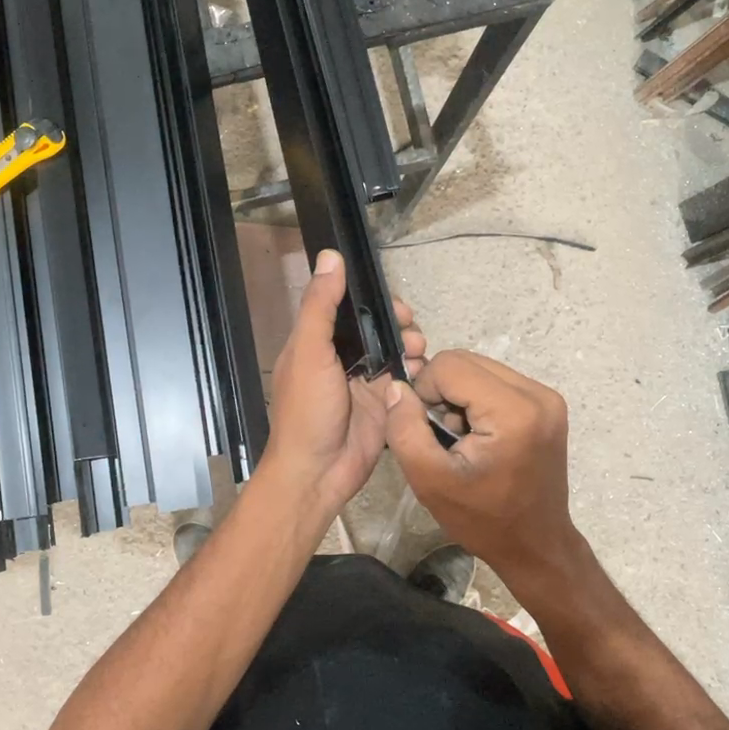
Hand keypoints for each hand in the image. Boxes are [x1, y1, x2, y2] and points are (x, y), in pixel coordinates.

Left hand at [256, 249, 425, 514]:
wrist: (318, 472)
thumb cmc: (307, 411)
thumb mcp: (309, 352)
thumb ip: (320, 306)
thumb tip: (330, 256)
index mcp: (315, 343)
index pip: (345, 308)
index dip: (370, 299)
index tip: (392, 300)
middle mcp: (339, 359)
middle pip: (374, 327)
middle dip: (396, 322)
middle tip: (411, 327)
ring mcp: (362, 383)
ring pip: (393, 350)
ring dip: (409, 345)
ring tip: (417, 351)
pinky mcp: (383, 405)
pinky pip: (404, 378)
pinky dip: (416, 371)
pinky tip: (422, 371)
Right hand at [384, 350, 597, 590]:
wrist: (534, 546)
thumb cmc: (482, 519)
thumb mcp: (428, 479)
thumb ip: (404, 428)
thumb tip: (397, 388)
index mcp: (514, 411)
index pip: (449, 365)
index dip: (424, 391)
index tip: (426, 430)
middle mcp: (537, 394)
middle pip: (465, 361)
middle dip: (441, 392)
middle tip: (441, 435)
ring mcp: (546, 397)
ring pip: (478, 368)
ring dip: (456, 396)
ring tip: (458, 438)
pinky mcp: (546, 405)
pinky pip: (495, 381)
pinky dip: (474, 400)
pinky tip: (475, 435)